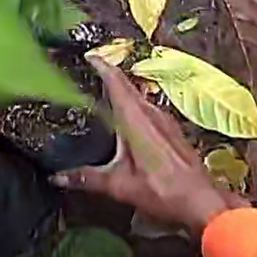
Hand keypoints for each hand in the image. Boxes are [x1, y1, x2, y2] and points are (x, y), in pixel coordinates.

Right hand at [53, 58, 245, 234]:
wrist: (201, 201)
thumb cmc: (162, 190)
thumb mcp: (119, 186)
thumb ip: (87, 178)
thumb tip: (55, 177)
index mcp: (135, 119)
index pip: (116, 81)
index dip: (101, 65)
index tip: (87, 55)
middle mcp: (150, 112)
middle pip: (126, 84)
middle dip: (108, 74)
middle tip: (88, 70)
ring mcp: (163, 119)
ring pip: (137, 95)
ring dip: (121, 88)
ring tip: (101, 89)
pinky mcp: (170, 129)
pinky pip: (146, 106)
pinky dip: (132, 103)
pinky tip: (125, 117)